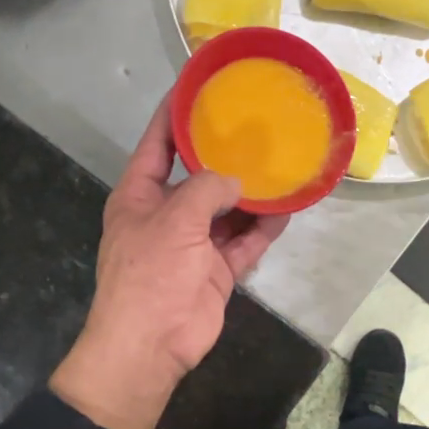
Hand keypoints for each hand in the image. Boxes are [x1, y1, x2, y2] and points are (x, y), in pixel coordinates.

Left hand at [49, 100, 288, 428]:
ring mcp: (193, 244)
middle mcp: (166, 213)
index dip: (175, 113)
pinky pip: (244, 242)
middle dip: (225, 155)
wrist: (150, 344)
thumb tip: (235, 181)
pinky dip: (264, 228)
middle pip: (198, 176)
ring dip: (252, 193)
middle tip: (258, 126)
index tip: (199, 84)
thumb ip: (206, 189)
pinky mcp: (217, 270)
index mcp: (139, 194)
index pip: (157, 143)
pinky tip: (289, 208)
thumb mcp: (174, 218)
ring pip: (228, 209)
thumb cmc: (149, 273)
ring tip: (283, 163)